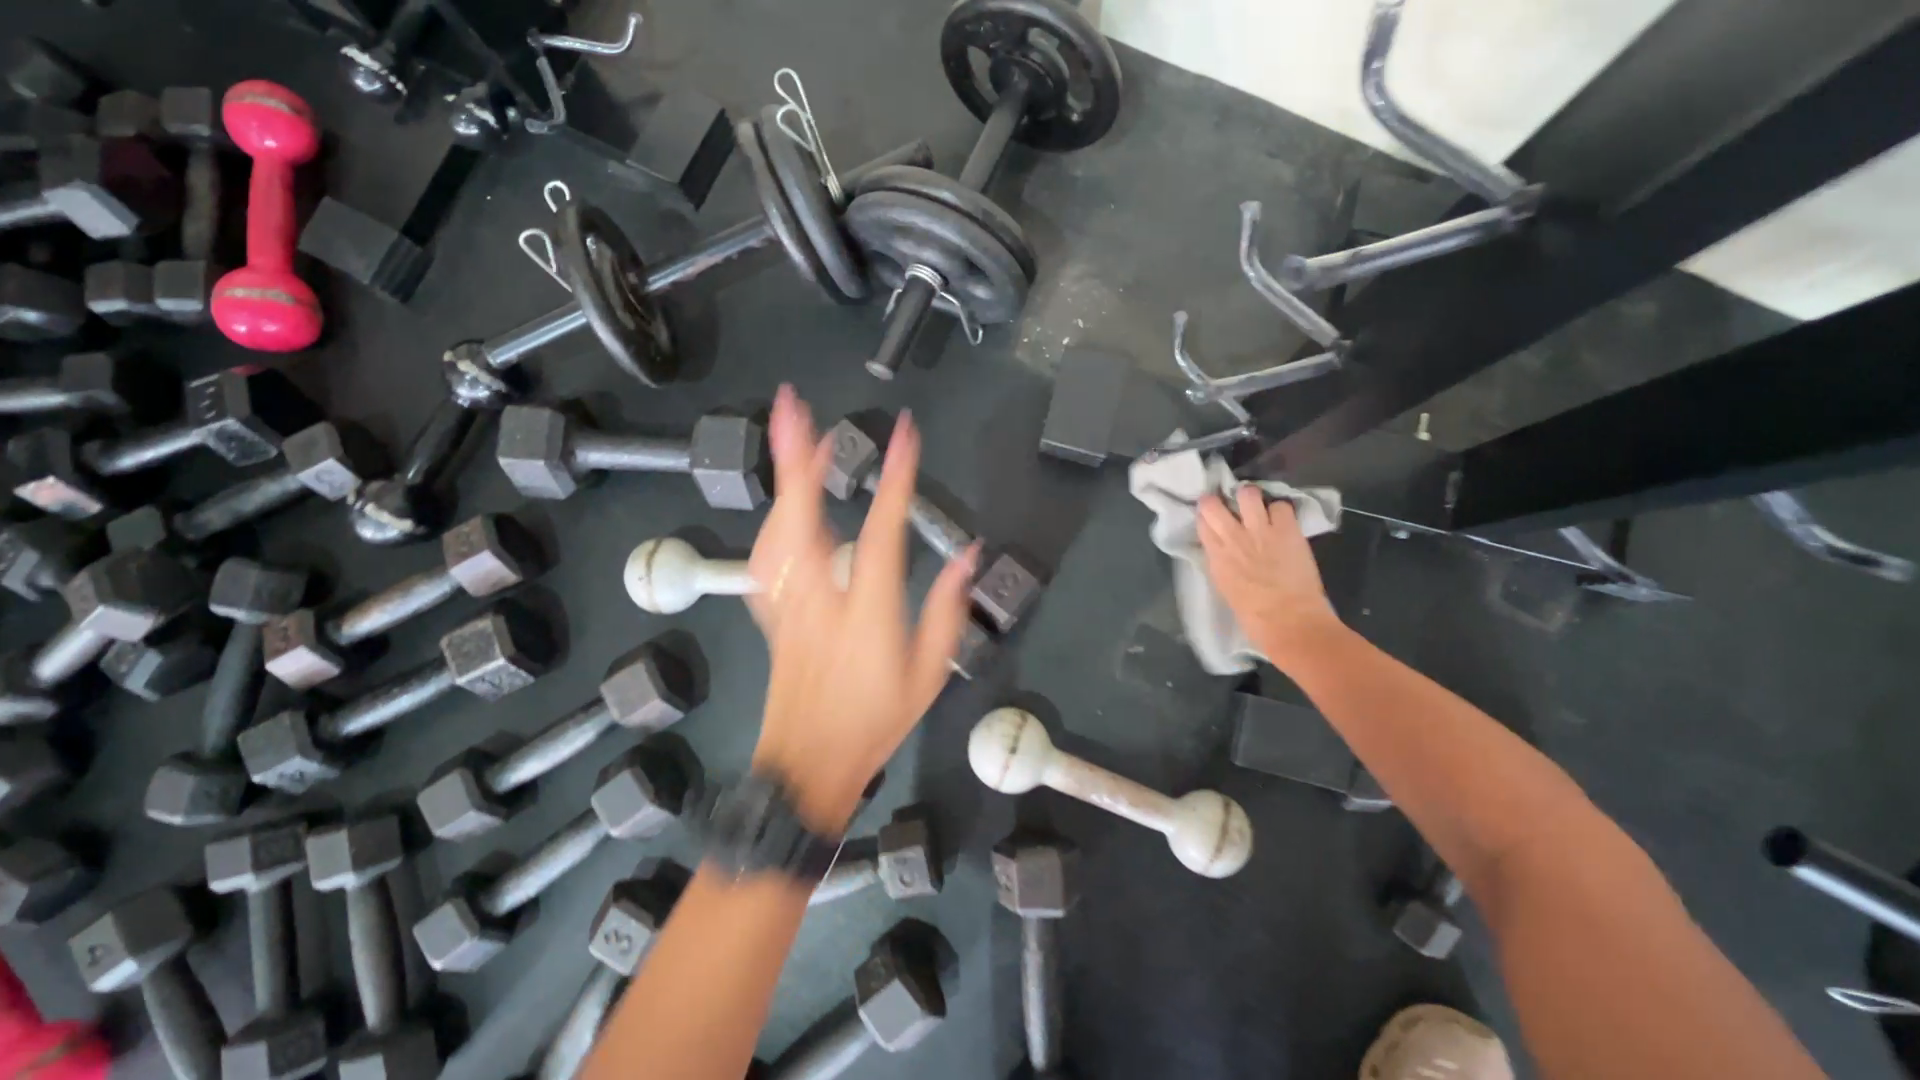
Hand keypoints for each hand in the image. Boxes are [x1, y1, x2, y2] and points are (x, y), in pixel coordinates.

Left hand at [745, 386, 976, 831]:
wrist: (808, 765)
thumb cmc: (874, 721)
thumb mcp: (927, 675)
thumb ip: (946, 612)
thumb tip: (968, 555)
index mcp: (866, 612)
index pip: (882, 532)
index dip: (896, 479)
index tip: (906, 434)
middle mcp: (819, 598)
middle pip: (800, 518)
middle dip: (796, 459)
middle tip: (794, 406)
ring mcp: (786, 604)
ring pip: (775, 531)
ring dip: (783, 482)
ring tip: (792, 438)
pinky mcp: (771, 613)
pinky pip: (764, 558)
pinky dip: (772, 521)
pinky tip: (781, 505)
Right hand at [1197, 486, 1344, 670]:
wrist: (1288, 621)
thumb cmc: (1254, 616)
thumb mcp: (1226, 587)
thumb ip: (1223, 563)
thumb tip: (1225, 552)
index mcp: (1215, 556)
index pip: (1201, 522)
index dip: (1207, 517)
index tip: (1213, 518)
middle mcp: (1233, 537)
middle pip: (1213, 503)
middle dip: (1220, 501)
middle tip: (1231, 506)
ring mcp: (1260, 530)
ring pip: (1248, 493)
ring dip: (1252, 498)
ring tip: (1259, 507)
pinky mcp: (1287, 529)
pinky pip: (1281, 505)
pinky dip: (1282, 512)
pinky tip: (1284, 522)